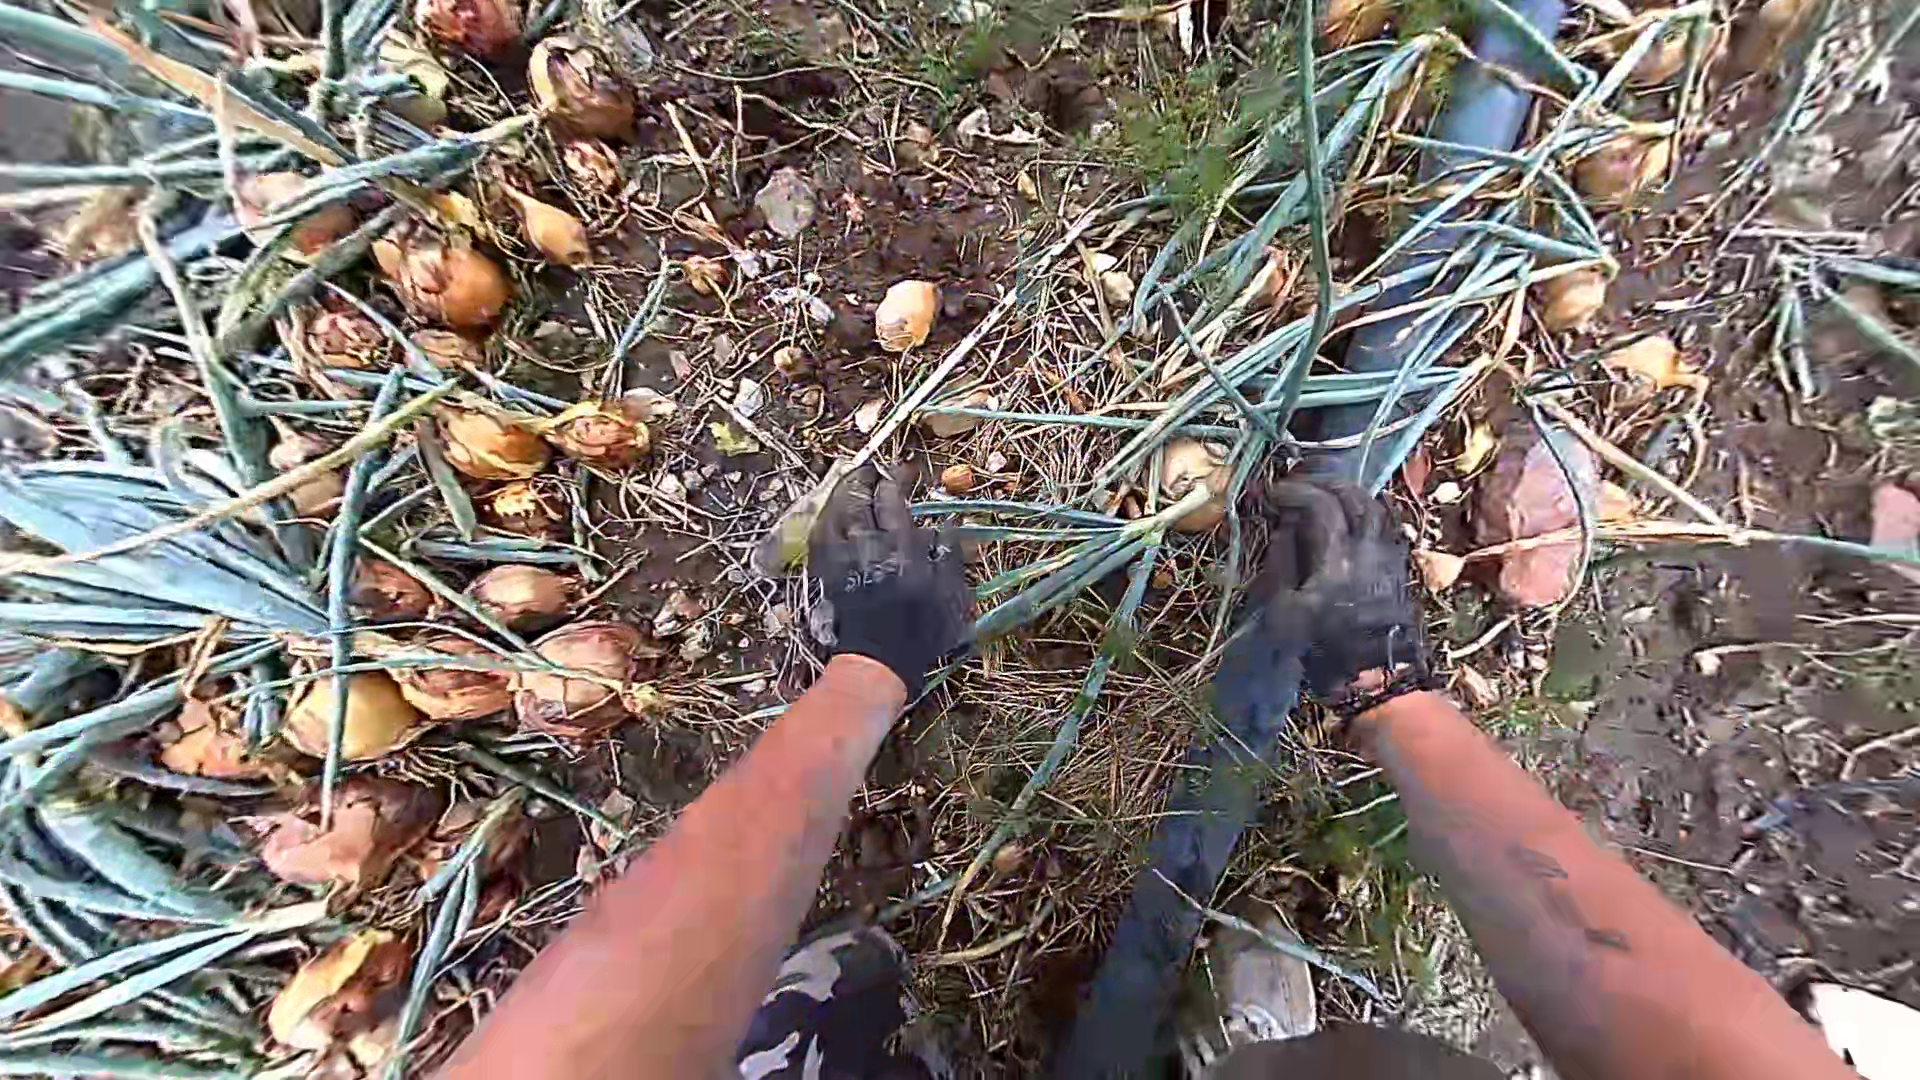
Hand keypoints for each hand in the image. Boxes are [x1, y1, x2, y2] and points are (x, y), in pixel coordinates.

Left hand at [809, 465, 972, 697]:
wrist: (879, 660)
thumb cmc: (921, 628)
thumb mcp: (949, 592)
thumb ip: (949, 554)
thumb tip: (948, 523)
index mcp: (900, 547)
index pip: (892, 499)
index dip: (896, 478)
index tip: (904, 469)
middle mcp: (868, 546)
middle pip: (859, 499)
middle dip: (864, 478)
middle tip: (871, 470)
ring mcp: (843, 559)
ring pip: (835, 513)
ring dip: (842, 494)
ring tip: (851, 483)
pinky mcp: (827, 573)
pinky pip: (820, 537)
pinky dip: (826, 519)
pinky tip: (831, 514)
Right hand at [1232, 480, 1423, 704]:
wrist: (1378, 678)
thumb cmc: (1324, 647)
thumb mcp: (1284, 610)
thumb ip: (1282, 564)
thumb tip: (1282, 530)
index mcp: (1337, 559)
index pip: (1320, 505)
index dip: (1294, 492)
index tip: (1273, 495)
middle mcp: (1368, 549)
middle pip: (1354, 497)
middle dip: (1323, 484)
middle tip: (1298, 486)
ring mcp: (1389, 556)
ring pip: (1376, 507)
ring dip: (1347, 494)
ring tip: (1323, 496)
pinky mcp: (1398, 567)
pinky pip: (1385, 524)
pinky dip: (1365, 512)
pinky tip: (1349, 519)